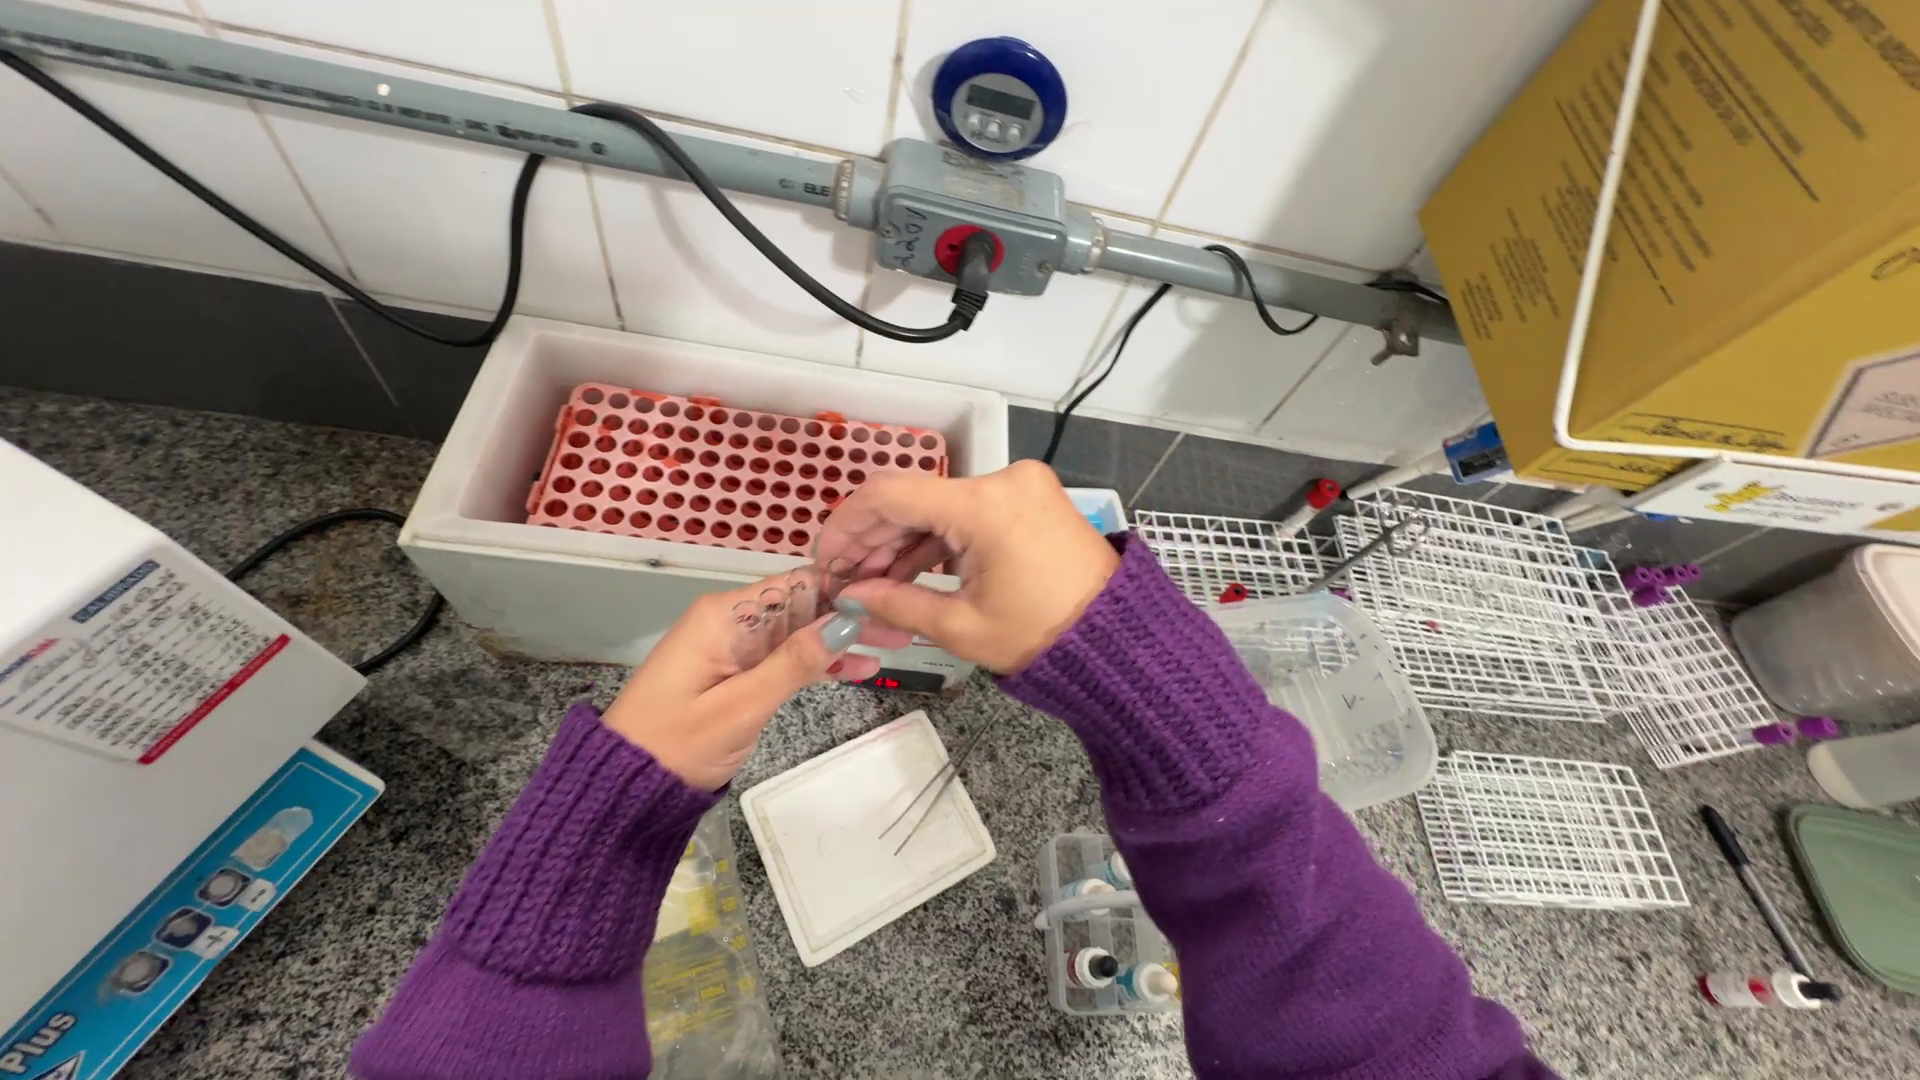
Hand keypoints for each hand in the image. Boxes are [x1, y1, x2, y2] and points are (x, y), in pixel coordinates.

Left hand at [601, 571, 909, 790]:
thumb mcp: (741, 705)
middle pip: (803, 606)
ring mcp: (735, 645)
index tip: (889, 598)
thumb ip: (795, 661)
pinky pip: (785, 656)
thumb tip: (845, 621)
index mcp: (727, 615)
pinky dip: (817, 662)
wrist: (624, 786)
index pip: (797, 584)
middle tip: (902, 630)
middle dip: (851, 617)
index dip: (844, 588)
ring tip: (894, 647)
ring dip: (841, 640)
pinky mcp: (737, 669)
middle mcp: (733, 619)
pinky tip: (858, 667)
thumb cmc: (677, 743)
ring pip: (800, 632)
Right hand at [816, 460, 1119, 673]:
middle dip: (873, 538)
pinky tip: (911, 570)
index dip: (847, 525)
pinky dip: (940, 538)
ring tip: (874, 582)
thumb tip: (851, 595)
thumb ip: (895, 603)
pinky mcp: (1031, 497)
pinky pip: (970, 511)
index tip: (826, 557)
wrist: (1119, 640)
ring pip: (940, 504)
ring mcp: (1021, 485)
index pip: (890, 494)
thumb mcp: (961, 626)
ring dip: (904, 540)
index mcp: (984, 505)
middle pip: (914, 496)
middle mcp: (1002, 479)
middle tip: (846, 578)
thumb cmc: (1043, 636)